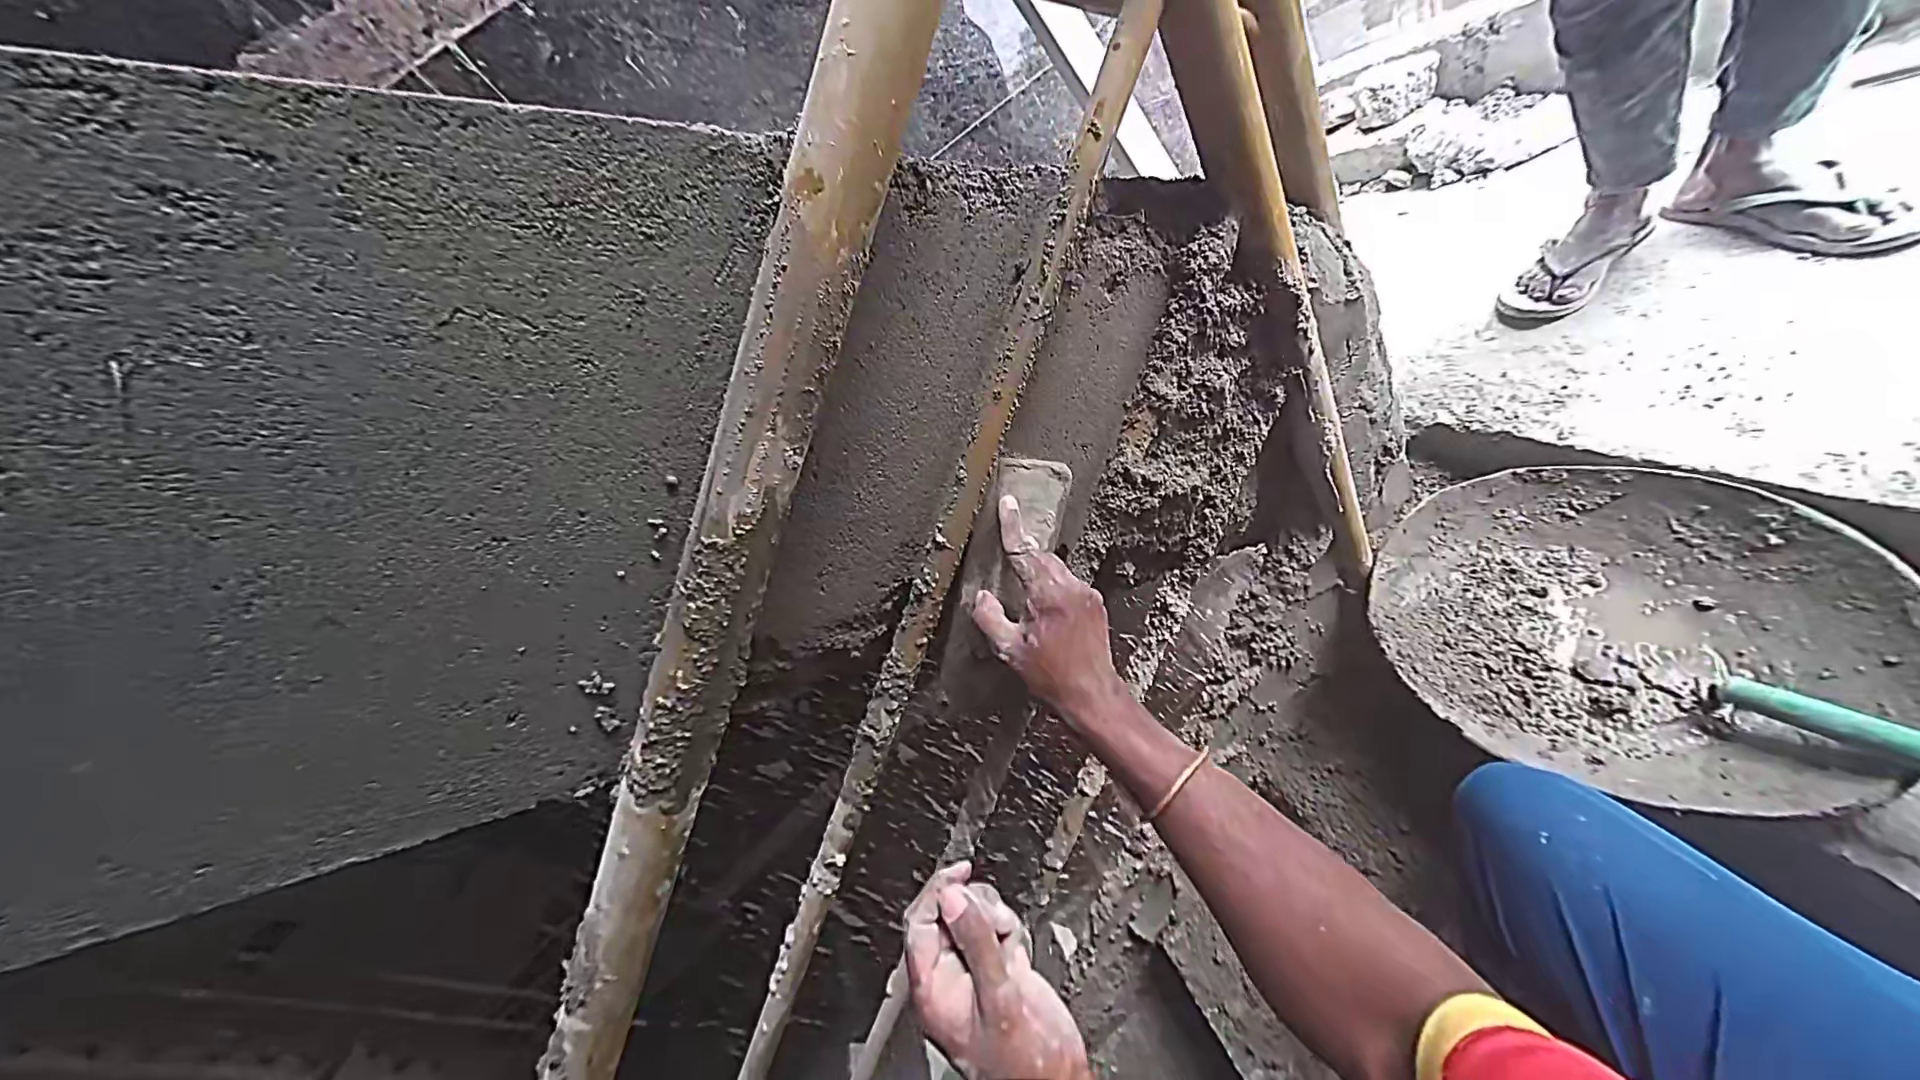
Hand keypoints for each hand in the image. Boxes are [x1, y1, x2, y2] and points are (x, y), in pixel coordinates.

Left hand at [905, 862, 1089, 1079]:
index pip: (920, 922)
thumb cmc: (1028, 1065)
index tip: (960, 872)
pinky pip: (995, 929)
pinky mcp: (997, 968)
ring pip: (973, 916)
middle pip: (948, 912)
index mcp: (933, 988)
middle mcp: (948, 977)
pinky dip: (1008, 930)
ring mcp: (973, 971)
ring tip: (1008, 945)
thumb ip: (976, 943)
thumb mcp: (1001, 997)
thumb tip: (952, 896)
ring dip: (995, 919)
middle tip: (996, 926)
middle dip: (977, 909)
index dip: (938, 892)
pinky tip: (1016, 952)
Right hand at [970, 495, 1127, 723]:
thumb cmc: (1051, 675)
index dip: (1012, 527)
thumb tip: (981, 597)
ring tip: (1029, 606)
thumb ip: (989, 618)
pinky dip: (1054, 588)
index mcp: (1047, 594)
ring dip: (1039, 576)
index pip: (1024, 551)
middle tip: (1009, 574)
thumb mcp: (1010, 650)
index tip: (1007, 504)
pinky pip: (1069, 583)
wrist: (1091, 693)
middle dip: (1024, 559)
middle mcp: (1071, 587)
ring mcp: (1087, 594)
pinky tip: (1048, 614)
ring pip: (1056, 569)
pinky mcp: (1095, 603)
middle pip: (1041, 558)